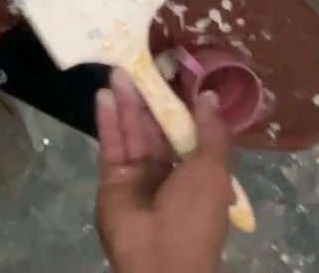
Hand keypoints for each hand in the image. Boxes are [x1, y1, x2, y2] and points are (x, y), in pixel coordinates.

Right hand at [95, 69, 235, 272]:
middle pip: (155, 126)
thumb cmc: (195, 215)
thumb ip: (211, 132)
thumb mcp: (214, 171)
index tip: (170, 72)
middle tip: (135, 65)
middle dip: (147, 98)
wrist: (159, 260)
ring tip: (117, 72)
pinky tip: (104, 96)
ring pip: (132, 130)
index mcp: (197, 173)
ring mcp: (138, 174)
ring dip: (126, 102)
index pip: (186, 130)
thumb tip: (211, 95)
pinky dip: (108, 120)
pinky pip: (111, 143)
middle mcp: (167, 171)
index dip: (178, 103)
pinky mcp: (112, 177)